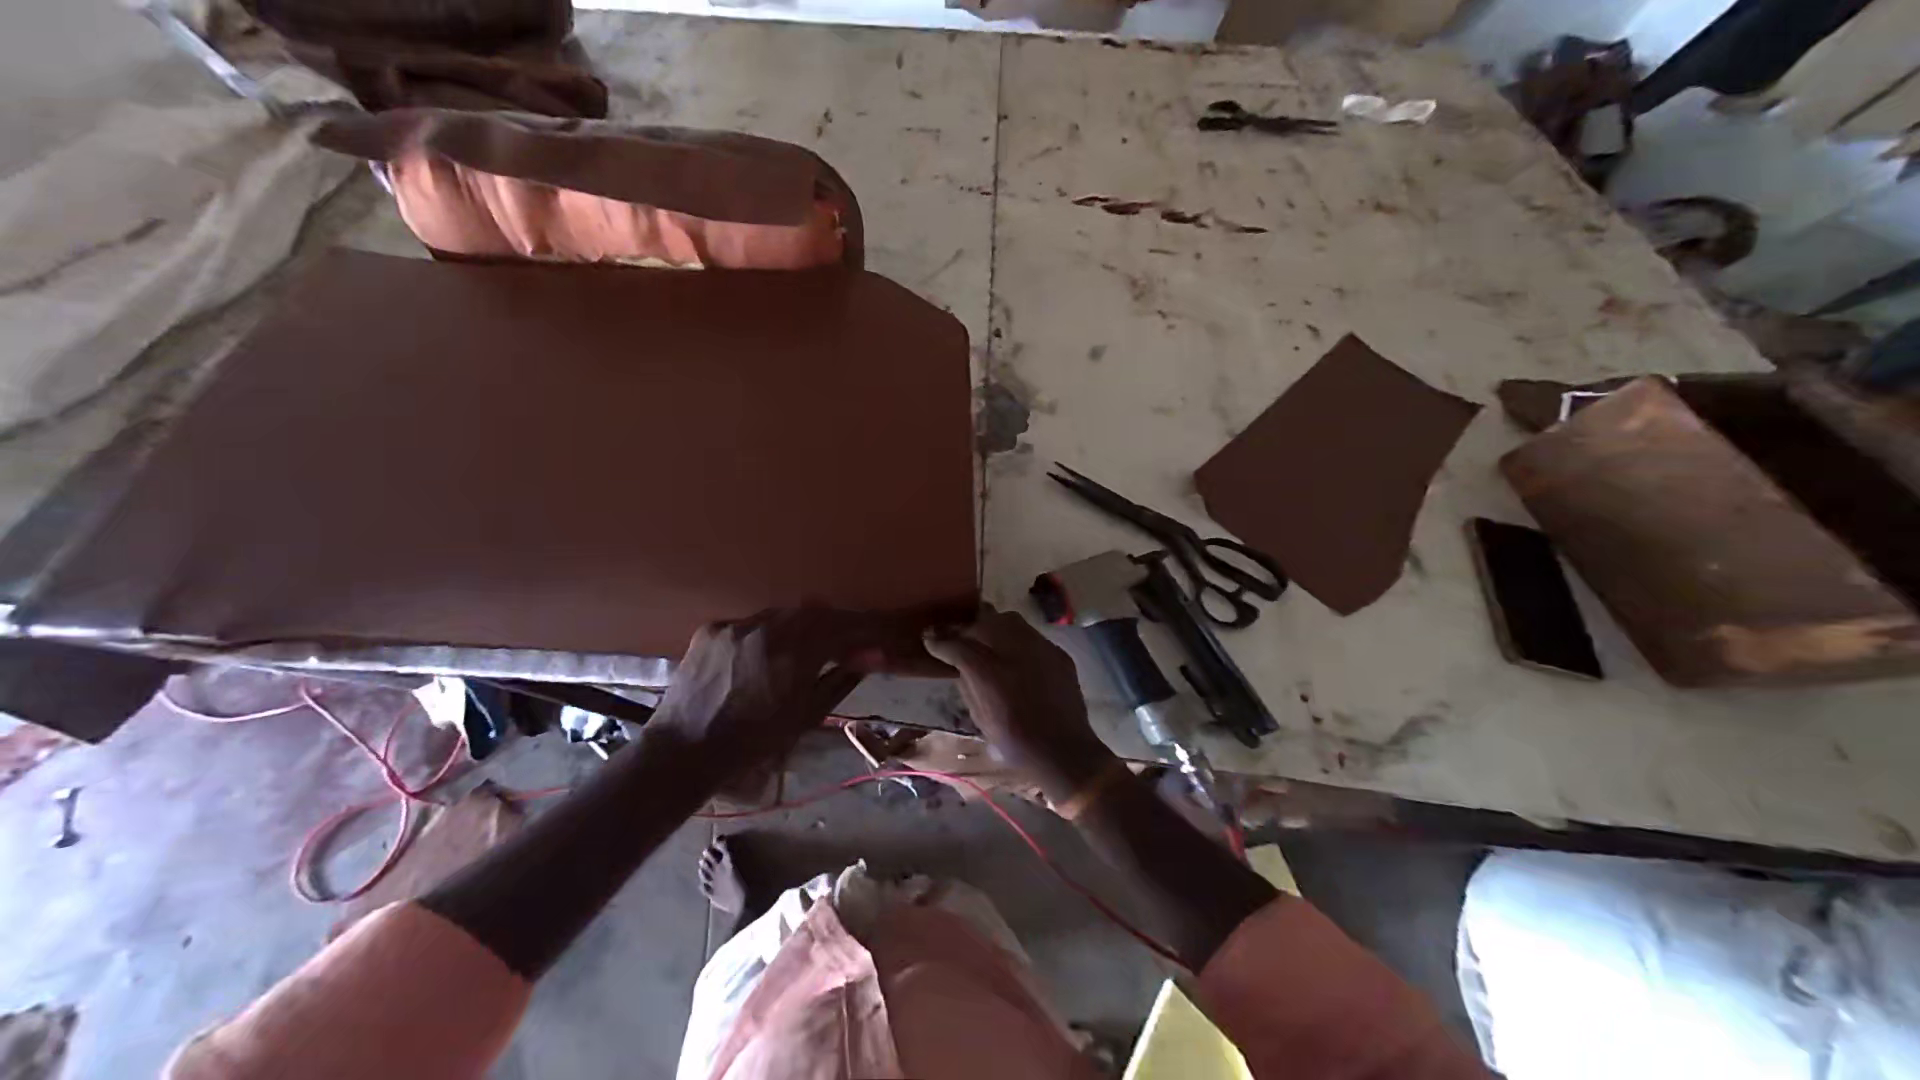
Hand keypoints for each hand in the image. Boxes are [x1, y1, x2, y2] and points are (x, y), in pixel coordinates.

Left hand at [651, 607, 873, 771]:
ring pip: (782, 614)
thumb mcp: (808, 714)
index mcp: (797, 651)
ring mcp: (737, 624)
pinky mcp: (712, 628)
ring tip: (806, 649)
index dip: (866, 628)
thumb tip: (873, 656)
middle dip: (834, 624)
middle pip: (815, 613)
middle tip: (845, 642)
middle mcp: (769, 627)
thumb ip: (842, 678)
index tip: (878, 636)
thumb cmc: (754, 742)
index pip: (844, 626)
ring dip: (801, 626)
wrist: (685, 750)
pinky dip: (766, 634)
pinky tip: (764, 655)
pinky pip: (751, 623)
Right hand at [922, 607, 1115, 795]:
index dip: (941, 640)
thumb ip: (966, 683)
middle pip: (985, 620)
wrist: (1064, 751)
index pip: (957, 644)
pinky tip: (1016, 657)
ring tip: (988, 643)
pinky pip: (1032, 636)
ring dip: (995, 628)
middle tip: (961, 638)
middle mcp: (1014, 651)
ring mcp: (1041, 648)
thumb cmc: (1015, 741)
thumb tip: (958, 665)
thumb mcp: (979, 715)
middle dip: (969, 626)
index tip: (930, 638)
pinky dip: (1019, 641)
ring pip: (1011, 622)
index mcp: (987, 672)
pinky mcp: (1058, 653)